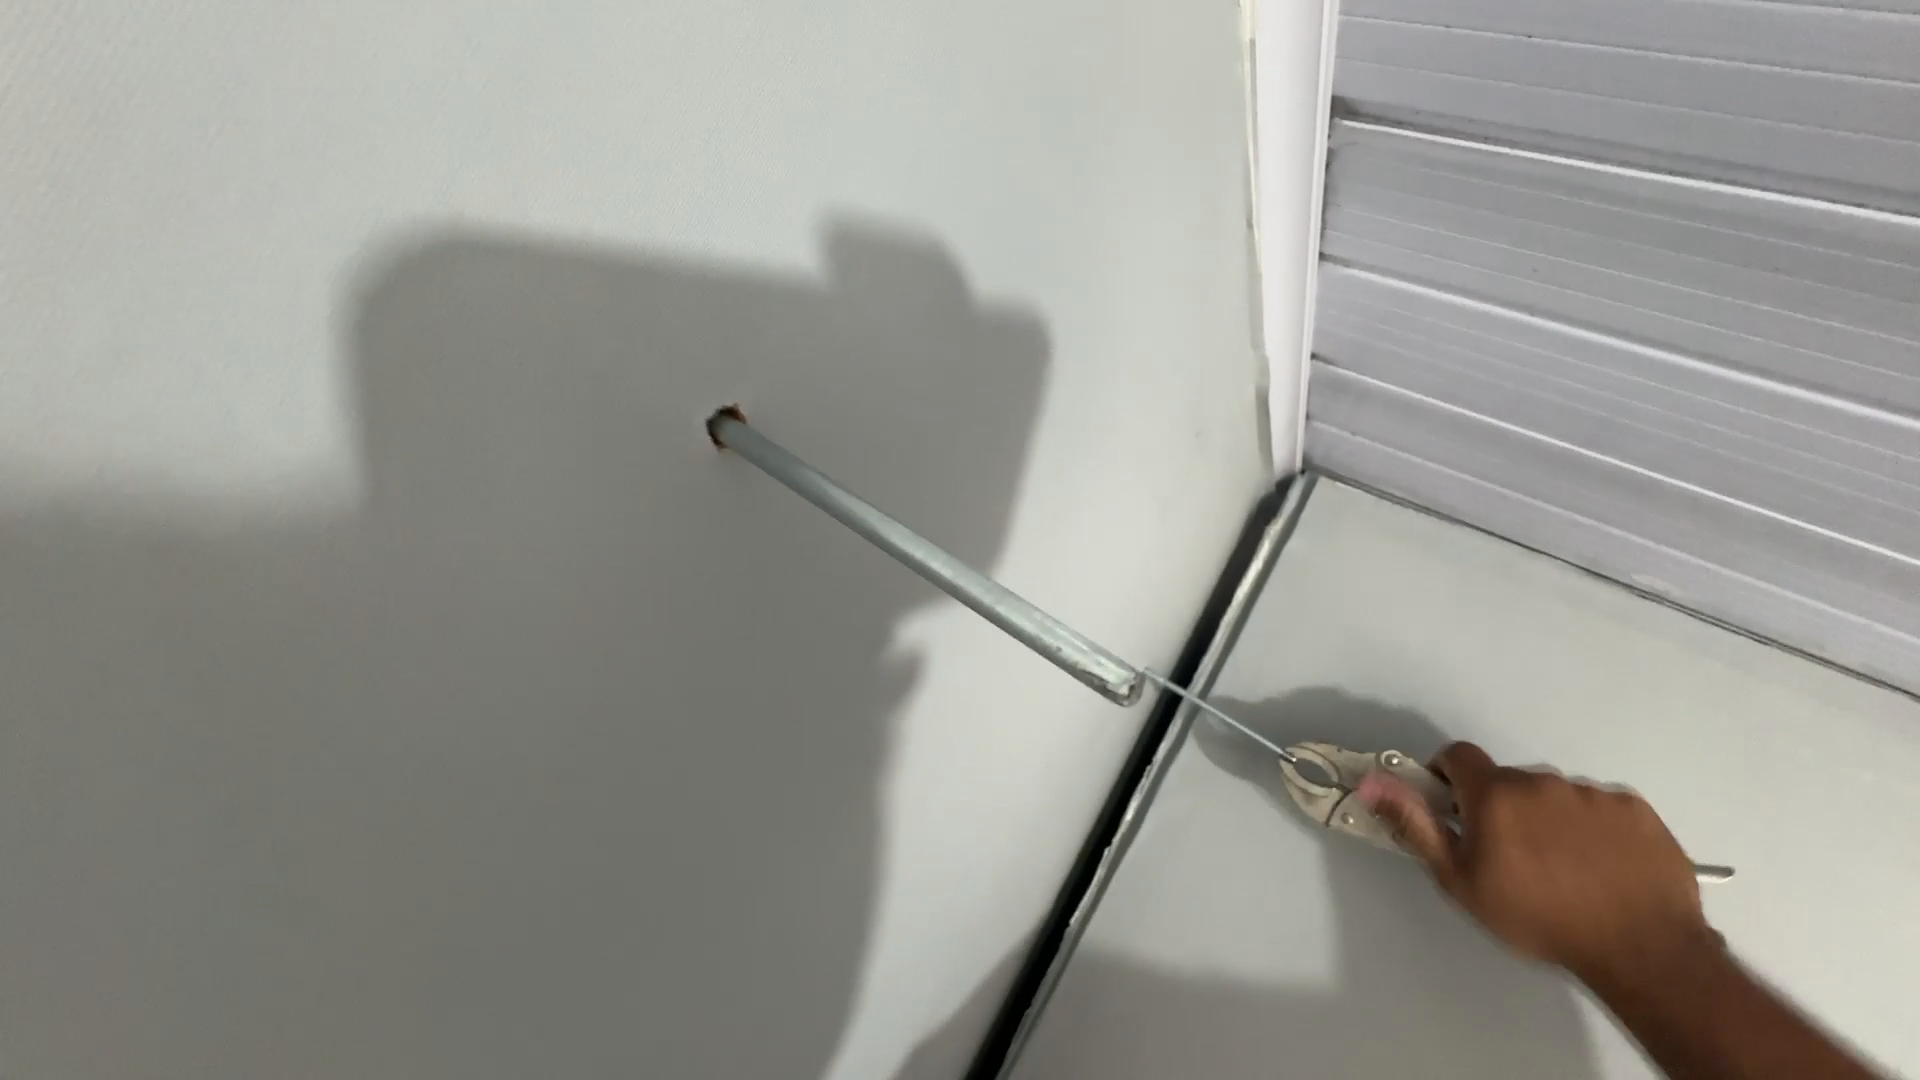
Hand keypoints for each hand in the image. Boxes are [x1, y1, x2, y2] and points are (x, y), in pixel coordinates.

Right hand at [1360, 742, 1713, 984]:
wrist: (1644, 953)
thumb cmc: (1537, 918)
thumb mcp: (1459, 879)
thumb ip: (1414, 823)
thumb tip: (1371, 781)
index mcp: (1494, 794)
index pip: (1457, 755)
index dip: (1448, 775)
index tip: (1454, 807)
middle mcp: (1541, 781)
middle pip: (1507, 781)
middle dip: (1501, 806)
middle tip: (1510, 853)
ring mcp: (1594, 794)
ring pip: (1555, 795)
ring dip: (1548, 817)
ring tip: (1563, 866)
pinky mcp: (1638, 811)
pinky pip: (1601, 808)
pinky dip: (1594, 828)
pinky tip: (1602, 865)